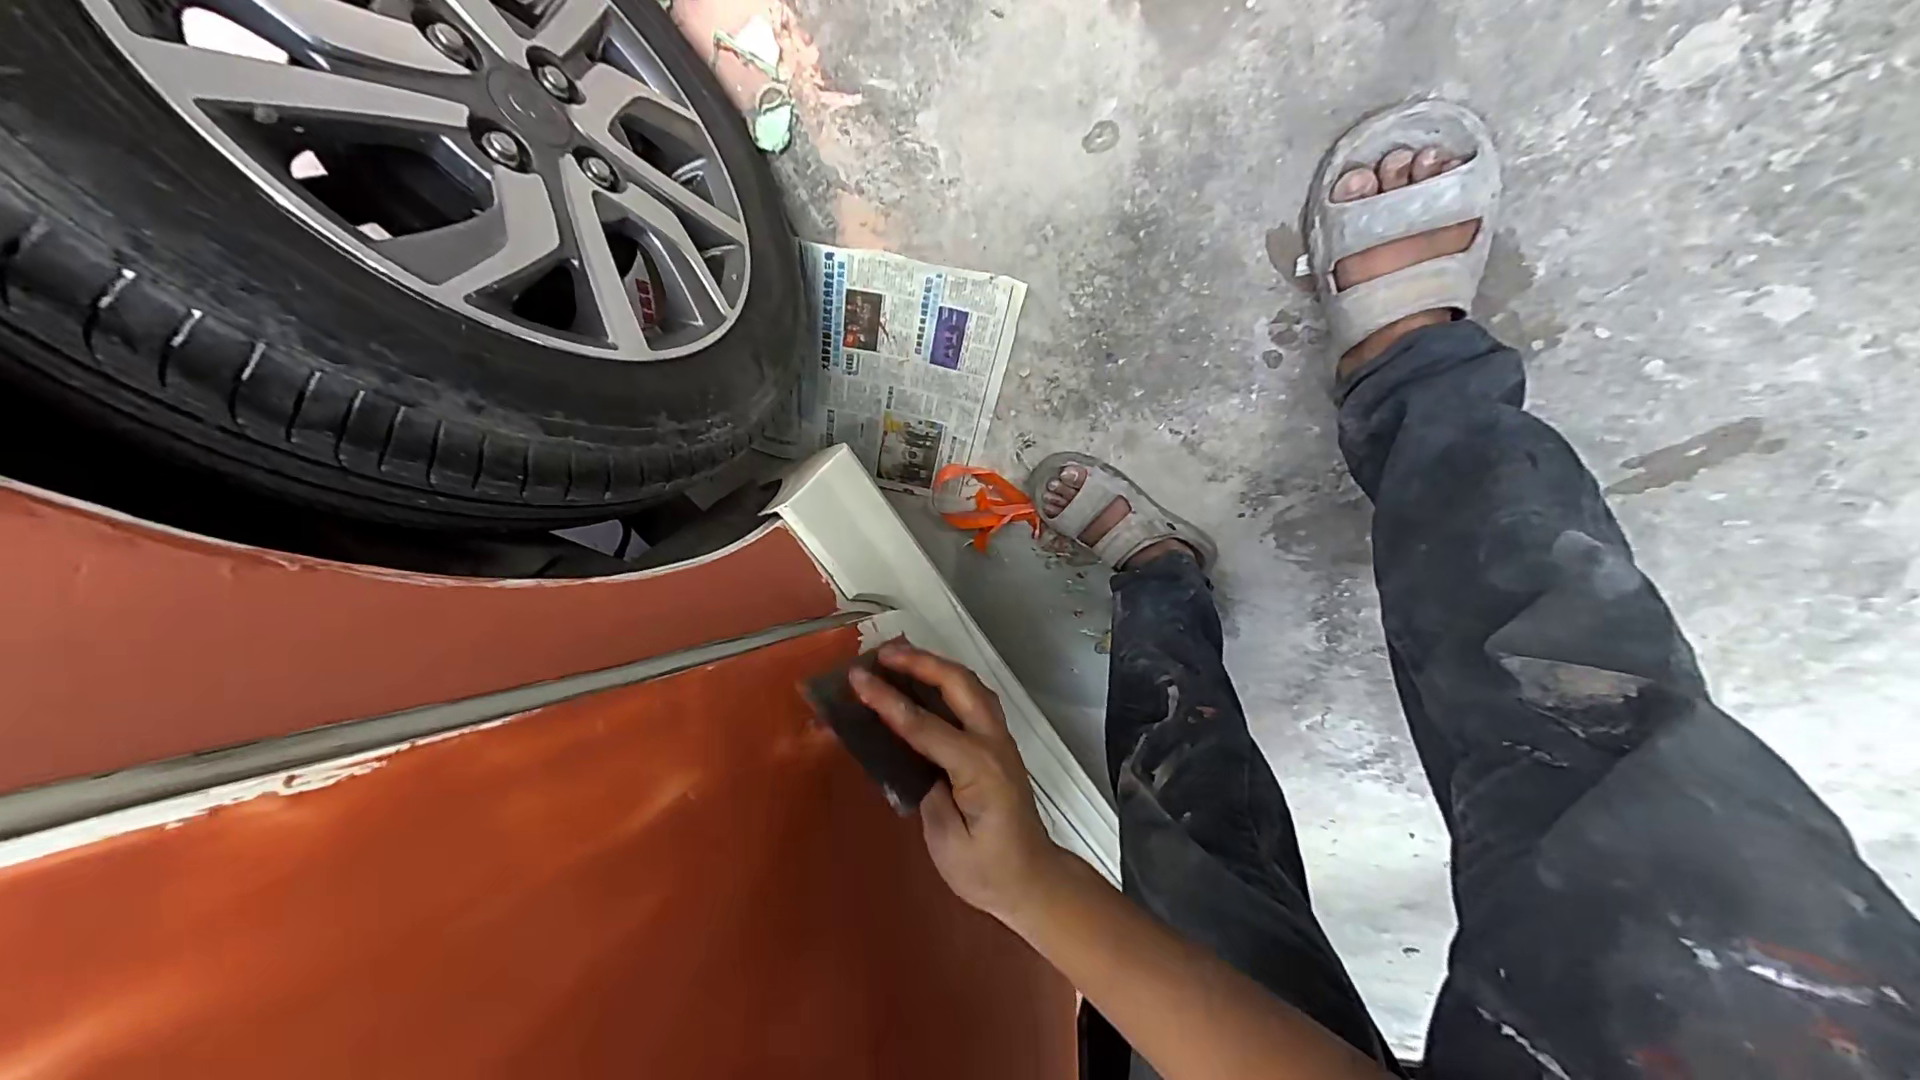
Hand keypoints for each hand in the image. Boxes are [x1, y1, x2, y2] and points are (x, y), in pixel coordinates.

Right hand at [849, 641, 1065, 923]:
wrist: (1031, 879)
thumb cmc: (987, 870)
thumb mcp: (947, 839)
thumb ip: (926, 790)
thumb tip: (904, 751)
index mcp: (978, 767)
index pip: (924, 725)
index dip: (887, 700)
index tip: (857, 678)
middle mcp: (993, 742)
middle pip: (958, 685)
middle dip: (919, 662)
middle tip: (882, 653)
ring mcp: (1000, 738)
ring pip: (971, 684)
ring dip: (936, 665)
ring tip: (900, 656)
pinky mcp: (997, 742)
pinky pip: (974, 698)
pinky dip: (949, 680)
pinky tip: (927, 679)